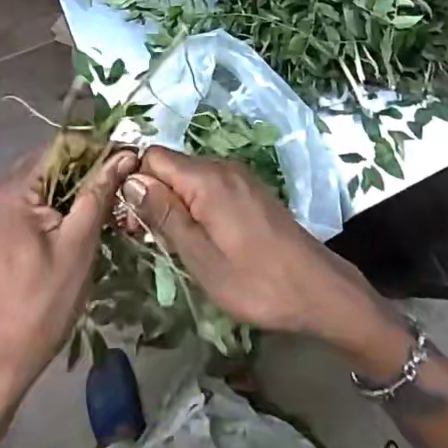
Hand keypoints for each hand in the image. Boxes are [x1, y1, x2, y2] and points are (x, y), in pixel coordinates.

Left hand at [0, 148, 138, 387]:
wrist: (2, 359)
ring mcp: (1, 210)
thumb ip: (100, 192)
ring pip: (52, 181)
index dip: (99, 149)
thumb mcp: (79, 243)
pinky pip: (42, 200)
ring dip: (82, 187)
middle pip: (56, 161)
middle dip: (92, 168)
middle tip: (126, 183)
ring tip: (115, 201)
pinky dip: (67, 204)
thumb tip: (125, 154)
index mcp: (15, 189)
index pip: (63, 146)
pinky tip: (91, 219)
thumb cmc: (42, 302)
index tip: (131, 160)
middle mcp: (2, 190)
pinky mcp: (6, 228)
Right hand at [122, 147, 404, 358]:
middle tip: (148, 240)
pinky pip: (210, 187)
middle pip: (170, 166)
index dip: (135, 184)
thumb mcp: (200, 257)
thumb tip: (131, 180)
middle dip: (152, 196)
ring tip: (173, 245)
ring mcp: (239, 177)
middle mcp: (222, 167)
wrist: (317, 290)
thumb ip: (165, 216)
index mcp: (207, 179)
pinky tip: (200, 238)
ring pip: (189, 178)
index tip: (130, 221)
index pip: (153, 157)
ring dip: (173, 204)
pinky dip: (195, 206)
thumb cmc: (256, 282)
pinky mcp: (250, 191)